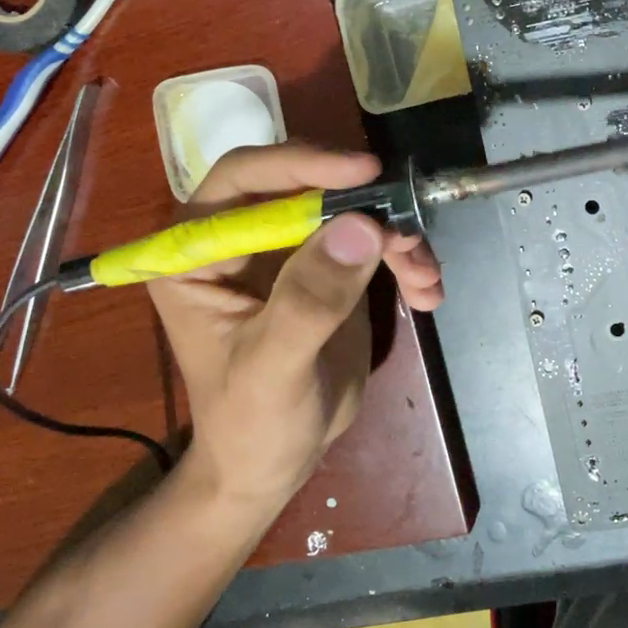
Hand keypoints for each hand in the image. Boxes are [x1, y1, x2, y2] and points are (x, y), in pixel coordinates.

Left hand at [146, 145, 442, 513]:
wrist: (274, 465)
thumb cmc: (250, 424)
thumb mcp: (273, 369)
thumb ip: (308, 301)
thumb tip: (362, 226)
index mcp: (200, 253)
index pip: (244, 178)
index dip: (301, 163)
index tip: (364, 172)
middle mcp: (244, 240)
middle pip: (311, 188)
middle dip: (366, 208)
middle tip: (410, 236)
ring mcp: (291, 253)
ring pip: (352, 213)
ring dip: (397, 238)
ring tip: (425, 279)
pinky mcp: (331, 270)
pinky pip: (375, 243)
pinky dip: (407, 262)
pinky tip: (428, 295)